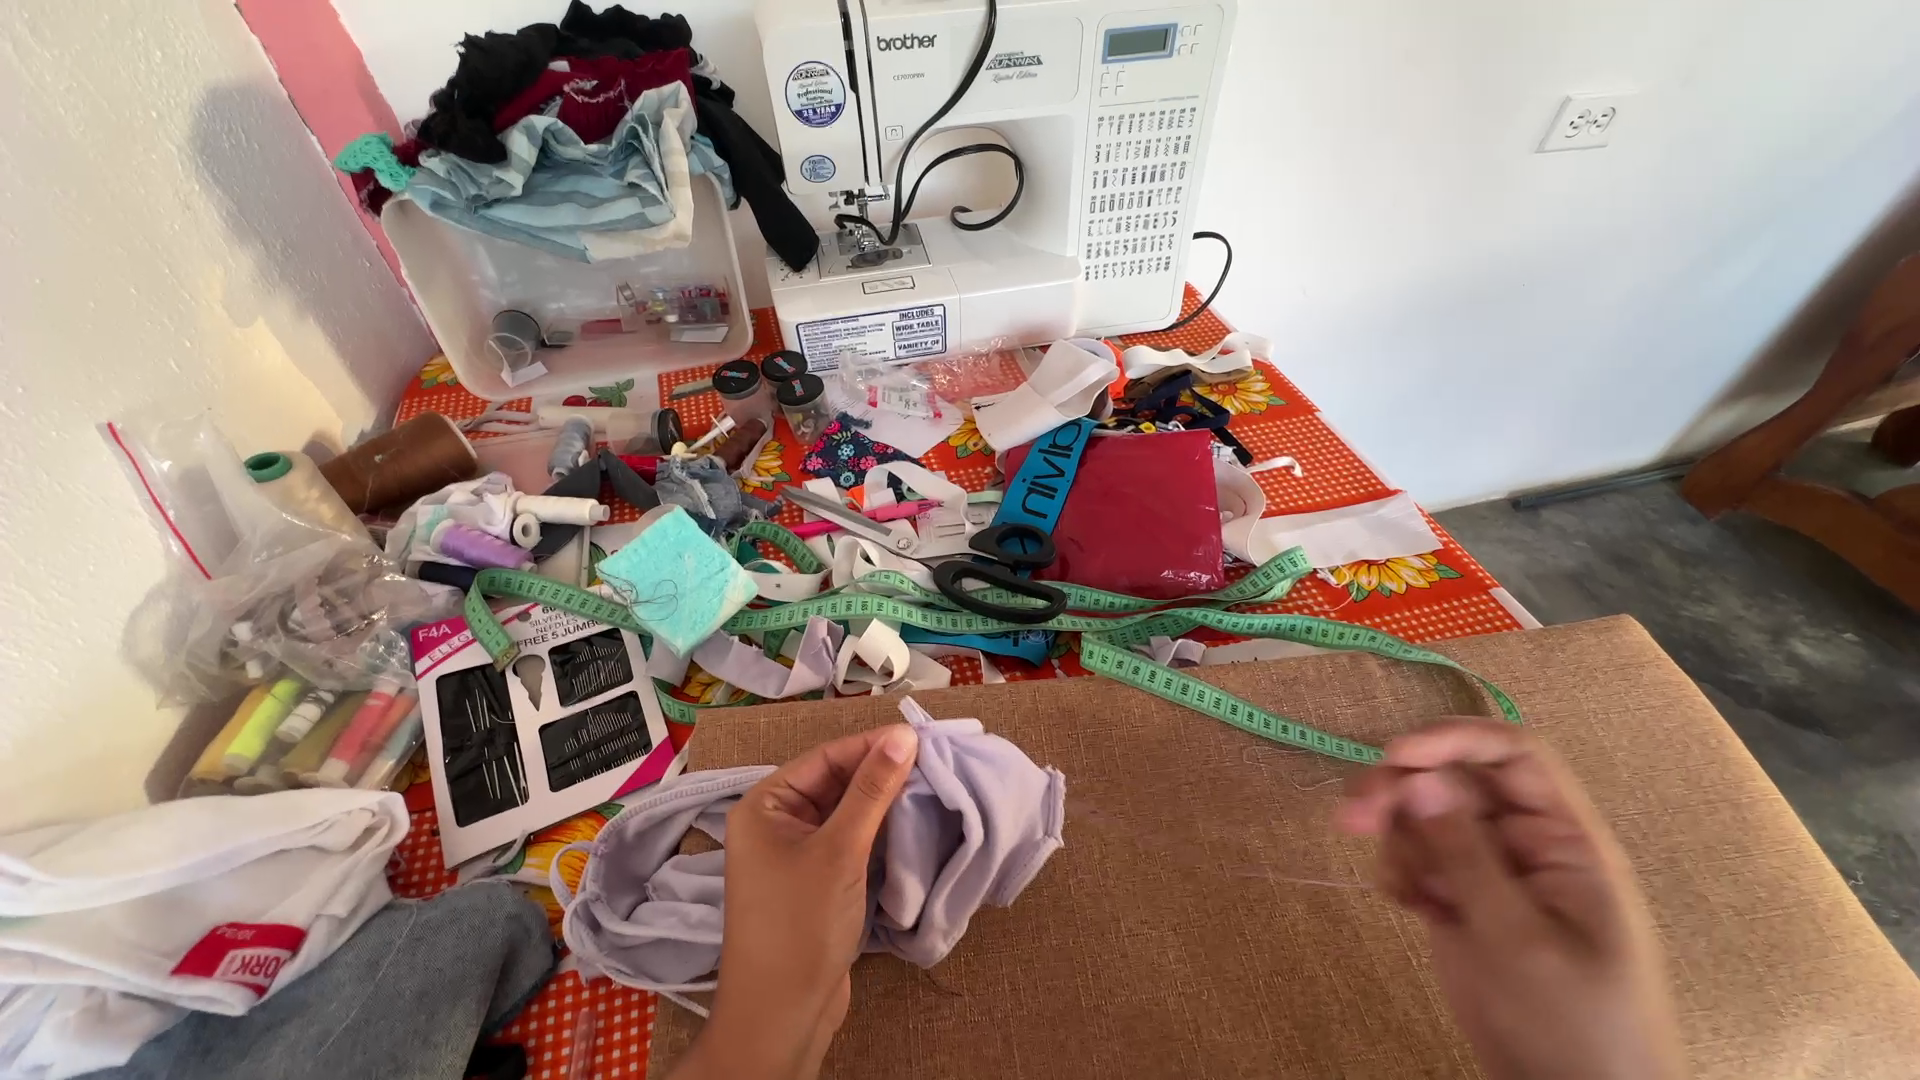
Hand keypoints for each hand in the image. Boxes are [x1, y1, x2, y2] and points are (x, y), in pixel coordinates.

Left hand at [671, 724, 919, 1079]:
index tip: (920, 738)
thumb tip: (905, 736)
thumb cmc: (801, 925)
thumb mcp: (840, 850)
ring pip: (847, 812)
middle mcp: (777, 823)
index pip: (826, 758)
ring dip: (884, 802)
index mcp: (765, 805)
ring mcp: (797, 853)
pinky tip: (913, 823)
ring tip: (931, 785)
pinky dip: (879, 831)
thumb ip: (873, 790)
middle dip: (881, 773)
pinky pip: (851, 840)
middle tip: (933, 761)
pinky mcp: (818, 880)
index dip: (872, 746)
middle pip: (836, 782)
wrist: (783, 1018)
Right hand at [1335, 718, 1685, 1079]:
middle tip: (1352, 818)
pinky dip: (1400, 871)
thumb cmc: (1570, 1022)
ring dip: (1397, 838)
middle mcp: (1523, 841)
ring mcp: (1487, 868)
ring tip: (1404, 890)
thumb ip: (1464, 854)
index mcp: (1564, 839)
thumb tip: (1414, 777)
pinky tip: (1410, 907)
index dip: (1455, 739)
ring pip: (1422, 814)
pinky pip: (1414, 855)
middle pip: (1451, 779)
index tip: (1395, 754)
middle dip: (1399, 790)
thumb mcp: (1517, 937)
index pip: (1514, 755)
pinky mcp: (1457, 895)